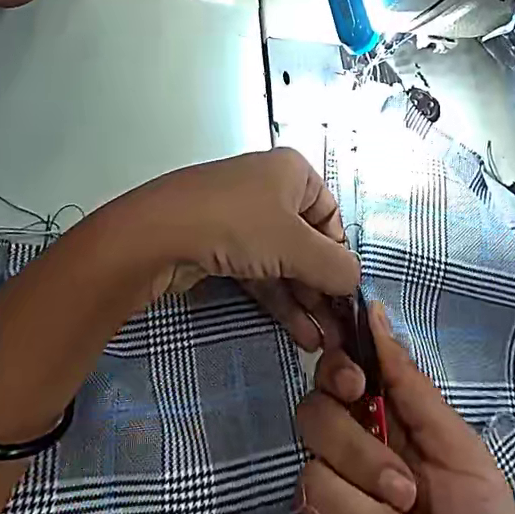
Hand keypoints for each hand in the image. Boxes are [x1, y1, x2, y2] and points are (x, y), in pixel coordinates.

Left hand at [99, 148, 361, 349]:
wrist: (160, 233)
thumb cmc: (236, 224)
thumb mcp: (297, 245)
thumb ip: (336, 267)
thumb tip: (353, 280)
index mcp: (291, 171)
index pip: (330, 214)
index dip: (340, 253)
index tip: (346, 292)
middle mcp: (268, 187)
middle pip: (307, 241)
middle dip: (323, 286)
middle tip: (339, 328)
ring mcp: (241, 217)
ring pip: (283, 260)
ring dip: (304, 300)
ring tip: (324, 341)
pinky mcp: (220, 244)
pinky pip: (259, 271)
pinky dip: (279, 299)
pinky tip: (299, 333)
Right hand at [297, 303, 514, 513]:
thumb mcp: (459, 447)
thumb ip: (410, 383)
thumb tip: (373, 311)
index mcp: (380, 418)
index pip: (335, 374)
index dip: (335, 367)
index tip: (355, 381)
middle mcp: (349, 449)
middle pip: (313, 412)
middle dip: (353, 443)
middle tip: (401, 481)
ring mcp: (334, 491)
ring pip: (314, 465)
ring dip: (367, 492)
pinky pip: (317, 503)